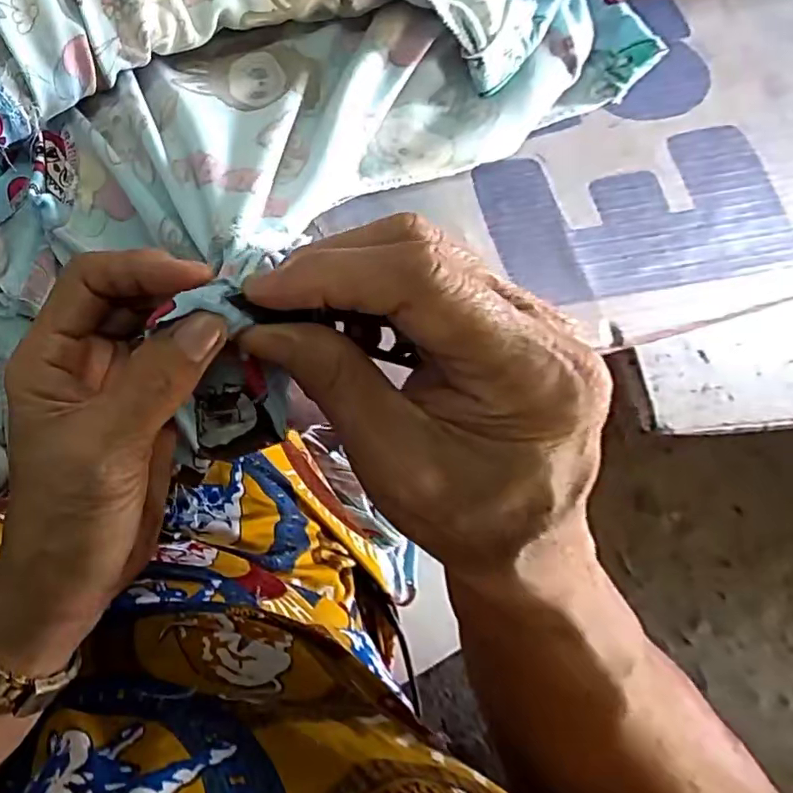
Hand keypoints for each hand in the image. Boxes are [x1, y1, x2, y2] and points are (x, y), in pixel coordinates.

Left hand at [0, 250, 226, 672]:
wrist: (71, 583)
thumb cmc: (69, 514)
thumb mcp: (106, 445)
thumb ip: (155, 380)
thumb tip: (211, 321)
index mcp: (48, 354)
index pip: (86, 282)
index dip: (138, 268)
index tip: (197, 275)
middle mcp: (79, 358)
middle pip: (127, 300)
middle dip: (176, 291)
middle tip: (236, 297)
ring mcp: (115, 383)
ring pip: (157, 331)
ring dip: (198, 323)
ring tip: (247, 320)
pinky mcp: (145, 410)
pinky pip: (178, 370)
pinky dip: (207, 360)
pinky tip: (241, 356)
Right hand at [237, 214, 610, 583]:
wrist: (526, 545)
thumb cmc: (461, 518)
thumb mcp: (387, 458)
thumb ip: (329, 378)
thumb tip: (257, 327)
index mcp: (525, 365)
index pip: (420, 276)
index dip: (328, 273)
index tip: (257, 294)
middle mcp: (535, 320)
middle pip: (417, 247)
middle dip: (325, 264)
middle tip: (262, 298)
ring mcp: (521, 310)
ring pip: (415, 248)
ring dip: (338, 267)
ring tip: (288, 303)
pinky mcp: (496, 311)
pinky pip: (418, 271)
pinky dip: (358, 281)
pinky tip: (329, 310)